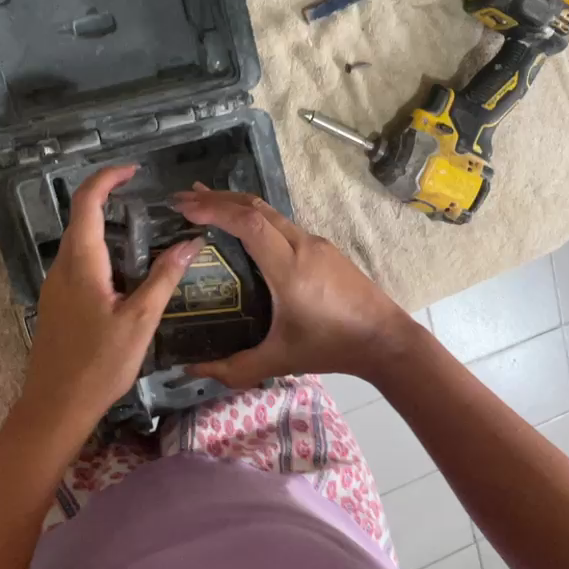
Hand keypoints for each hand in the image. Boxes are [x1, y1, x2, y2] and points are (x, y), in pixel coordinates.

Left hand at [15, 166, 200, 439]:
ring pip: (80, 244)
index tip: (134, 171)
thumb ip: (163, 278)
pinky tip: (127, 277)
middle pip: (81, 220)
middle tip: (150, 206)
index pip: (86, 202)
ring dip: (108, 231)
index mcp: (81, 264)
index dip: (107, 178)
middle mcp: (62, 268)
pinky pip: (79, 265)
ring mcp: (55, 287)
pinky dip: (103, 255)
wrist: (55, 407)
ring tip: (146, 240)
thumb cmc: (99, 364)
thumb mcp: (140, 321)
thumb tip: (189, 242)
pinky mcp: (57, 305)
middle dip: (111, 202)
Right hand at [170, 185, 421, 386]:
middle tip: (183, 198)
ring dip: (237, 205)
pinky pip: (283, 224)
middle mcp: (302, 246)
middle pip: (256, 207)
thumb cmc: (331, 348)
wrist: (385, 340)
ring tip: (205, 204)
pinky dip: (256, 219)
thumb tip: (193, 370)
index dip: (215, 210)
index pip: (249, 224)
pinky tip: (244, 231)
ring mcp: (316, 244)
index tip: (185, 207)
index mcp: (289, 268)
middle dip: (217, 198)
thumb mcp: (279, 360)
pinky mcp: (325, 250)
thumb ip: (234, 368)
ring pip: (271, 213)